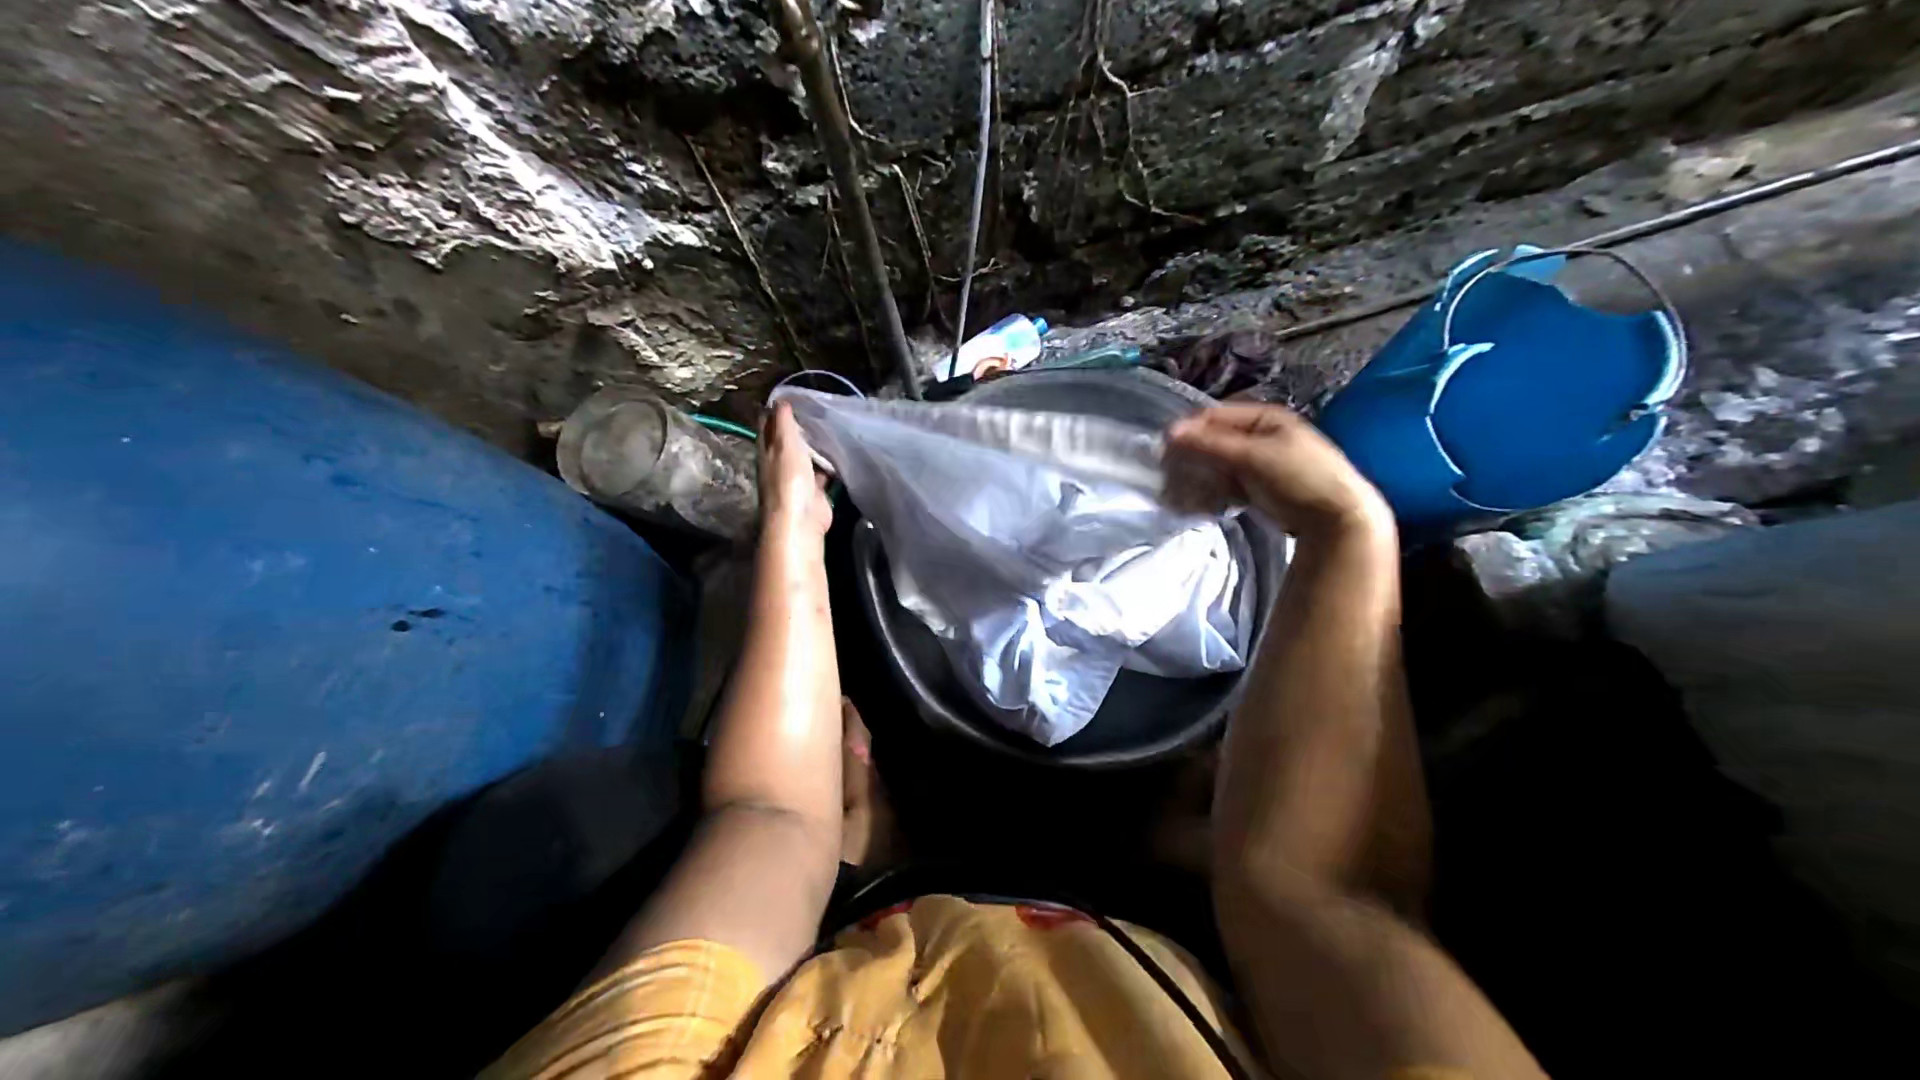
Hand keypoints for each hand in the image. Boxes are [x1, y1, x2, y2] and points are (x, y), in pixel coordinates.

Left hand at [760, 401, 831, 541]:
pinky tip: (840, 451)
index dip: (776, 409)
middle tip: (816, 406)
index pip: (768, 424)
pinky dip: (829, 462)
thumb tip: (780, 399)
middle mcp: (779, 462)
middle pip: (787, 439)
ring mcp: (797, 477)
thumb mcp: (785, 444)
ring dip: (814, 443)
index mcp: (767, 450)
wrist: (801, 518)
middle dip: (798, 424)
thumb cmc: (789, 479)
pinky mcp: (814, 489)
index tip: (791, 394)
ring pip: (805, 454)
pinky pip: (822, 471)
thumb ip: (783, 422)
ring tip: (830, 423)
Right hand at [1167, 403, 1390, 540]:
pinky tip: (1198, 507)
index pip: (1215, 417)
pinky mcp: (1257, 488)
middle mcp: (1259, 436)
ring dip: (1197, 481)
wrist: (1338, 519)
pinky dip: (1210, 495)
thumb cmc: (1299, 477)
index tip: (1166, 452)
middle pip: (1213, 443)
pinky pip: (1225, 486)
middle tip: (1169, 479)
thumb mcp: (1253, 457)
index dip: (1189, 432)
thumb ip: (1210, 444)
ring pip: (1216, 467)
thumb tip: (1169, 432)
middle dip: (1191, 461)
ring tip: (1180, 498)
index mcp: (1264, 418)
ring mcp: (1258, 463)